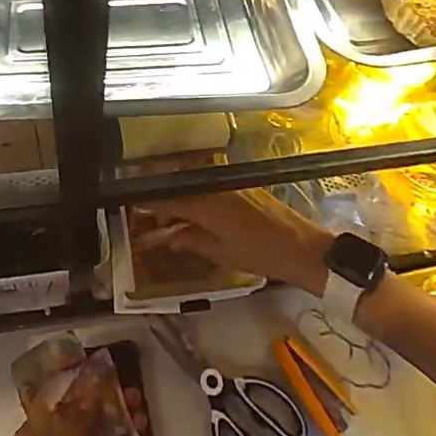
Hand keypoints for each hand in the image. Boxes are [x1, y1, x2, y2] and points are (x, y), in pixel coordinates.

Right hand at [137, 190, 335, 295]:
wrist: (304, 248)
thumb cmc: (261, 254)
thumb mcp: (221, 253)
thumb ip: (191, 241)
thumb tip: (170, 237)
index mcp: (205, 203)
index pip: (166, 199)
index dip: (147, 204)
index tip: (131, 207)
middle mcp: (213, 185)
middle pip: (177, 184)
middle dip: (159, 195)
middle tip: (147, 212)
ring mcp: (228, 181)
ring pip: (192, 181)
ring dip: (177, 193)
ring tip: (170, 214)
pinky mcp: (241, 183)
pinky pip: (208, 183)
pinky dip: (195, 193)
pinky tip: (194, 210)